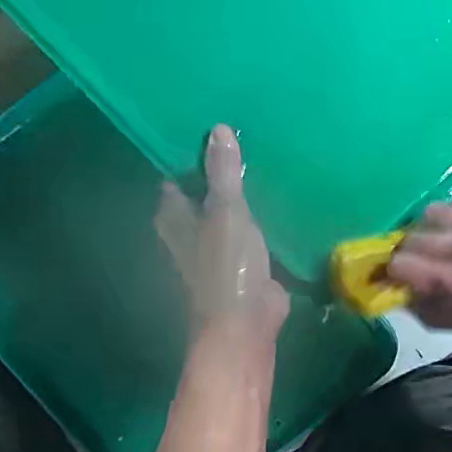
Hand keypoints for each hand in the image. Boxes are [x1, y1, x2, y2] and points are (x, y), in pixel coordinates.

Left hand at [155, 125, 288, 336]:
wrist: (247, 322)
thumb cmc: (227, 267)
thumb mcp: (227, 212)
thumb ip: (224, 173)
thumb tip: (218, 128)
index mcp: (175, 218)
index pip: (175, 179)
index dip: (189, 158)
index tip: (208, 133)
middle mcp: (190, 233)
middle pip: (200, 197)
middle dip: (215, 177)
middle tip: (240, 147)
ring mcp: (217, 251)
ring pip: (226, 217)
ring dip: (239, 201)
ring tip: (260, 170)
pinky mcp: (243, 267)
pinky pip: (250, 237)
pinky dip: (258, 224)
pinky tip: (276, 207)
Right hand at [387, 201, 451, 333]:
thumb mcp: (444, 320)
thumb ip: (410, 300)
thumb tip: (382, 279)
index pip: (402, 262)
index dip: (394, 269)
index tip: (397, 274)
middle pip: (412, 236)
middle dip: (408, 250)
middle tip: (416, 261)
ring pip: (429, 214)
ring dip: (426, 230)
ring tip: (438, 245)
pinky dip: (448, 220)